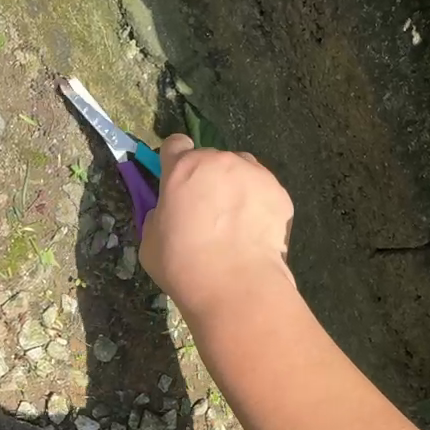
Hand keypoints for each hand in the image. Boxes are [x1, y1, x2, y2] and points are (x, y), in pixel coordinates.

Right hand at [139, 134, 296, 323]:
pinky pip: (264, 193)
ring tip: (234, 225)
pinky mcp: (279, 192)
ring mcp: (254, 173)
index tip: (175, 181)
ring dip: (234, 188)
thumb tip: (169, 213)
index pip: (174, 145)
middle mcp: (220, 161)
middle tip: (205, 216)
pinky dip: (258, 208)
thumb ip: (159, 217)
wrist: (233, 284)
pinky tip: (253, 236)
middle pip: (210, 160)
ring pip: (241, 171)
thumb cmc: (182, 265)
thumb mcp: (150, 242)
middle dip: (206, 181)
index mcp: (183, 169)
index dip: (173, 161)